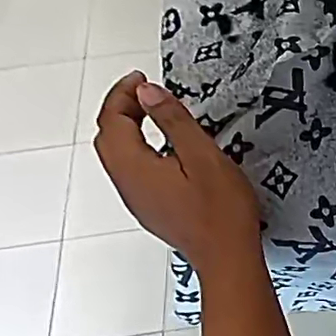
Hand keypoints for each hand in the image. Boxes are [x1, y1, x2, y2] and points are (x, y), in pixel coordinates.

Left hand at [94, 72, 260, 271]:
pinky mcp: (152, 209)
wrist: (227, 257)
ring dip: (128, 128)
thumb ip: (173, 121)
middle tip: (145, 91)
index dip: (122, 94)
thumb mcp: (204, 157)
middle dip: (121, 108)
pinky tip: (164, 148)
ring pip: (118, 155)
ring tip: (153, 113)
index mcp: (134, 168)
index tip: (141, 78)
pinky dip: (138, 148)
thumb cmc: (221, 212)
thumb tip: (147, 92)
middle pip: (108, 137)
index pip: (112, 120)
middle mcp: (127, 185)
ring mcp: (137, 200)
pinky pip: (132, 171)